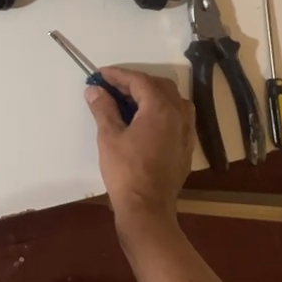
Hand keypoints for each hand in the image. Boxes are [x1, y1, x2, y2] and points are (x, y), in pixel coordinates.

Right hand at [85, 67, 195, 227]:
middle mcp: (179, 115)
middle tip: (112, 87)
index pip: (140, 80)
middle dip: (135, 82)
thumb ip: (103, 108)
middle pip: (159, 86)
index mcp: (160, 109)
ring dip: (151, 94)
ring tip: (129, 101)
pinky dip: (160, 110)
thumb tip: (95, 90)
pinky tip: (144, 121)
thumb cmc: (125, 170)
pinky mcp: (186, 146)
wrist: (147, 207)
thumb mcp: (109, 136)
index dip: (118, 75)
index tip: (100, 74)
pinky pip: (177, 117)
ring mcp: (186, 131)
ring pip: (172, 100)